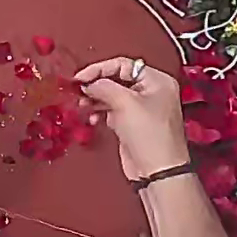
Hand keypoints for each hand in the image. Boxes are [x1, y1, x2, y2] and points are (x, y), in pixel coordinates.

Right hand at [77, 57, 190, 180]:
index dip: (100, 69)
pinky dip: (101, 111)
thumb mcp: (126, 104)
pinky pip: (113, 110)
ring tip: (82, 104)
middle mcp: (151, 91)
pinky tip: (92, 117)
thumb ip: (105, 87)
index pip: (124, 65)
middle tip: (79, 90)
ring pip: (113, 95)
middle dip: (97, 84)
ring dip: (96, 98)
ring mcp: (142, 108)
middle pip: (118, 79)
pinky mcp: (133, 123)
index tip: (81, 77)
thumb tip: (89, 83)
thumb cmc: (150, 135)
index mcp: (157, 81)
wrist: (157, 171)